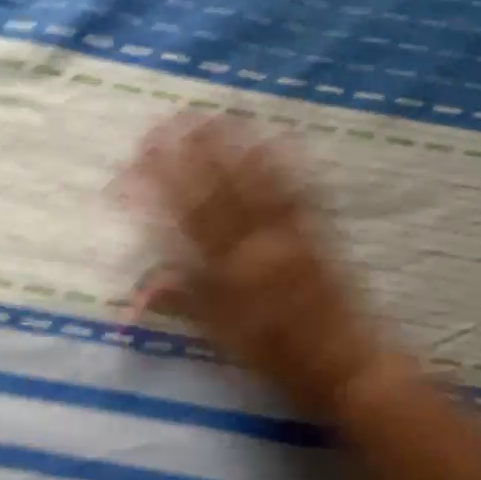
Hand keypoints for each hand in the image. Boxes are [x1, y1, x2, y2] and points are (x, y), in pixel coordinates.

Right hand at [122, 114, 404, 418]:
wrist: (344, 365)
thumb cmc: (274, 356)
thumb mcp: (220, 336)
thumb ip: (184, 302)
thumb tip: (143, 281)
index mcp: (226, 271)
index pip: (183, 220)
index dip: (158, 187)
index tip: (136, 162)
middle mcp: (256, 245)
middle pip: (217, 191)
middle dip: (190, 154)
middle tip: (169, 120)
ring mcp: (290, 234)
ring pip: (256, 182)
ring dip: (233, 146)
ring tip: (214, 114)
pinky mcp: (318, 232)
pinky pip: (298, 191)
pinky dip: (285, 162)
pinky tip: (275, 137)